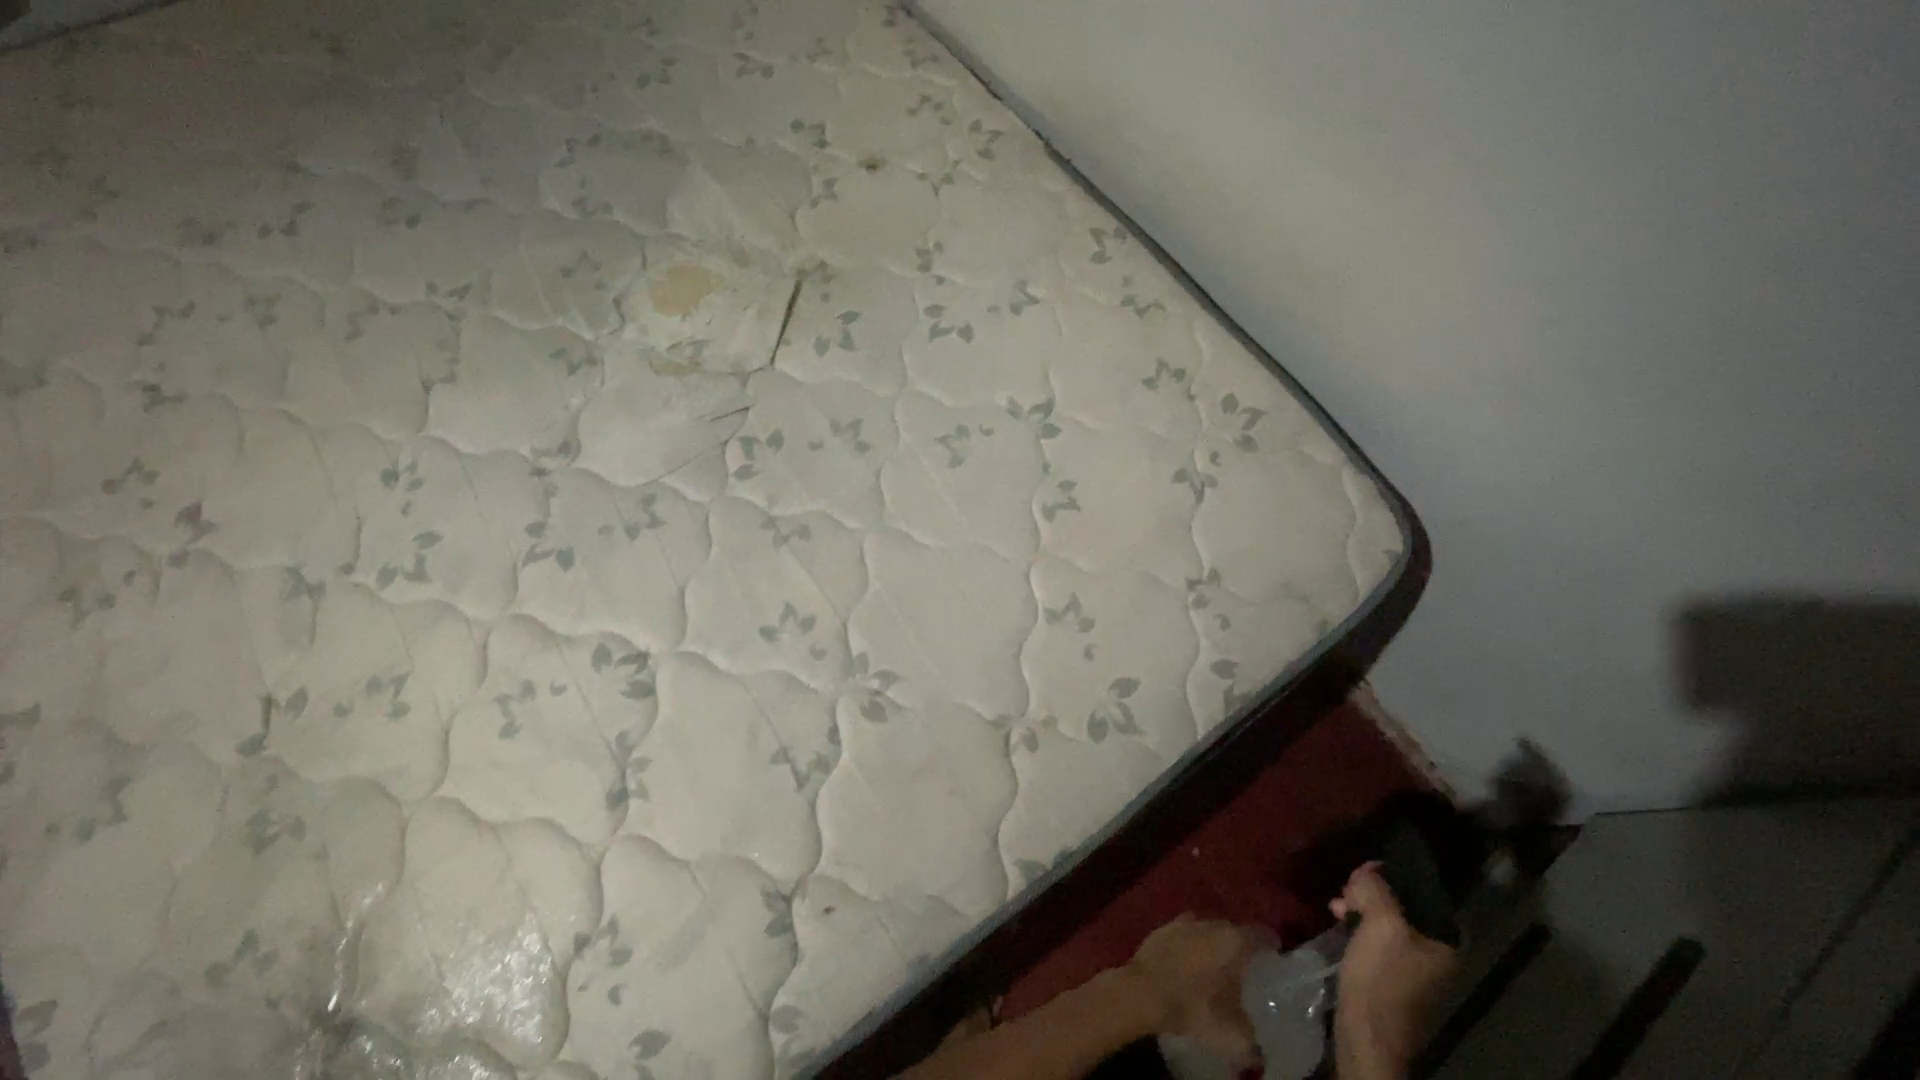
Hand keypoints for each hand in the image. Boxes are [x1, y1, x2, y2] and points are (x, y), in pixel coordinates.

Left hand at [1125, 915, 1266, 1069]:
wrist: (1143, 992)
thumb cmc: (1193, 1006)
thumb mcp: (1230, 1032)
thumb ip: (1250, 1040)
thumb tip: (1258, 1051)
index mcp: (1234, 942)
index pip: (1261, 934)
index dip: (1270, 944)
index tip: (1274, 955)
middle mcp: (1211, 925)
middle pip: (1233, 929)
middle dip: (1240, 944)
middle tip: (1244, 965)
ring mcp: (1184, 923)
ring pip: (1207, 928)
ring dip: (1213, 941)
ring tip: (1215, 962)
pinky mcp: (1162, 928)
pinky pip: (1184, 932)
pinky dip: (1190, 942)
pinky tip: (1188, 958)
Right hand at [1330, 864, 1456, 1071]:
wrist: (1369, 1036)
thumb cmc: (1381, 977)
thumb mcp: (1380, 923)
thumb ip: (1375, 889)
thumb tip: (1369, 871)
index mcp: (1448, 938)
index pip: (1423, 890)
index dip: (1393, 875)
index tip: (1364, 871)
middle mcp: (1440, 951)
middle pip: (1405, 905)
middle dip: (1373, 892)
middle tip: (1346, 890)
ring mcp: (1418, 967)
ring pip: (1389, 922)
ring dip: (1363, 908)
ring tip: (1336, 906)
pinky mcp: (1395, 977)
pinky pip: (1380, 940)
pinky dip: (1362, 928)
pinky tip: (1341, 923)